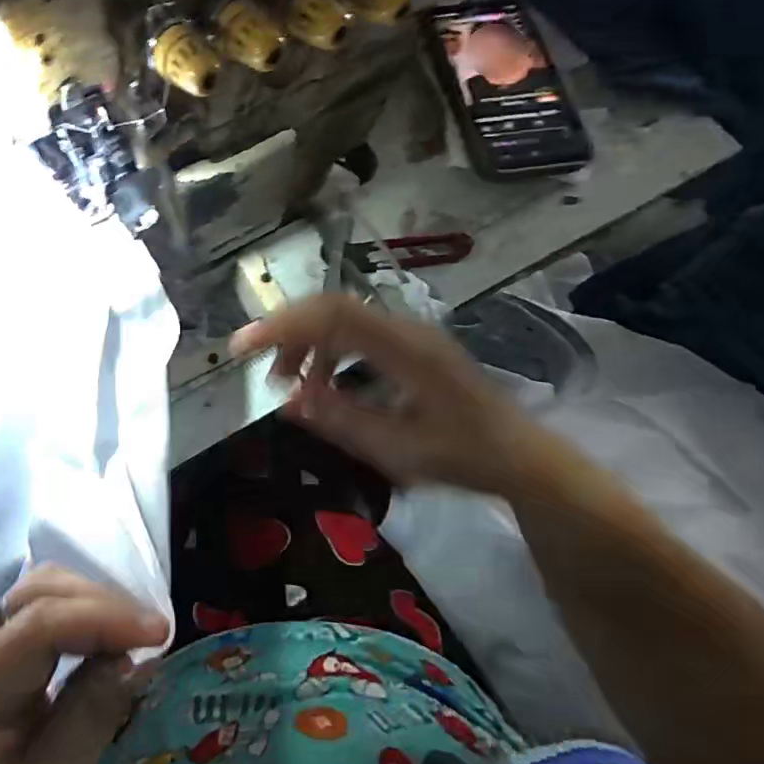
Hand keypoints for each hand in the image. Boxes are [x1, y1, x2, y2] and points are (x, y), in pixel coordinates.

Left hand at [0, 565, 169, 763]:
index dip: (101, 616)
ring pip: (41, 596)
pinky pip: (46, 620)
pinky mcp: (6, 667)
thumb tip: (136, 658)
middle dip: (98, 600)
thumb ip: (91, 716)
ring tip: (139, 633)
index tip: (159, 633)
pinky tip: (114, 641)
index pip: (38, 622)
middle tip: (152, 631)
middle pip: (36, 594)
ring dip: (94, 604)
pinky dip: (86, 620)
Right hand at [230, 294, 557, 495]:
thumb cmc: (462, 456)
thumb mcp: (397, 450)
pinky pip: (355, 332)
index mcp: (405, 349)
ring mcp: (408, 333)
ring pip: (340, 317)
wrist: (520, 456)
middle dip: (287, 332)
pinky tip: (321, 383)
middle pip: (330, 307)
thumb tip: (287, 402)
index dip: (282, 325)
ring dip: (306, 343)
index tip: (243, 347)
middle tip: (260, 367)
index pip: (331, 316)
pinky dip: (327, 351)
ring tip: (288, 383)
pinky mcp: (408, 343)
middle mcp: (405, 329)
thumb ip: (341, 422)